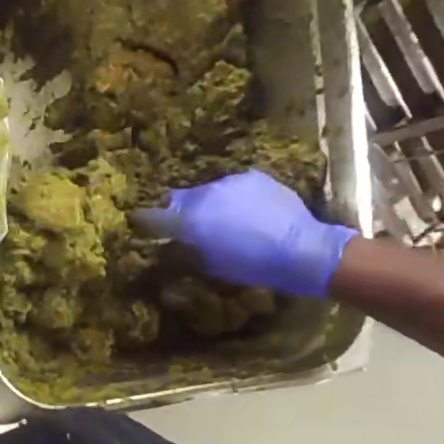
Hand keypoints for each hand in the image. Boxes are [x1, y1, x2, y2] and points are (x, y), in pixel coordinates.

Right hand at [134, 170, 355, 297]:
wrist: (301, 249)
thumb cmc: (253, 266)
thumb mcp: (213, 265)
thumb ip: (190, 249)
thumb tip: (177, 242)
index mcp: (192, 219)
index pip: (155, 216)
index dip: (145, 221)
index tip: (141, 223)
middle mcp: (206, 194)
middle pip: (180, 198)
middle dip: (178, 210)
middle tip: (183, 223)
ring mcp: (230, 182)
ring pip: (207, 191)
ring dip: (207, 203)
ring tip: (219, 218)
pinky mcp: (252, 177)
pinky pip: (233, 187)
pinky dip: (231, 198)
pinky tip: (244, 212)